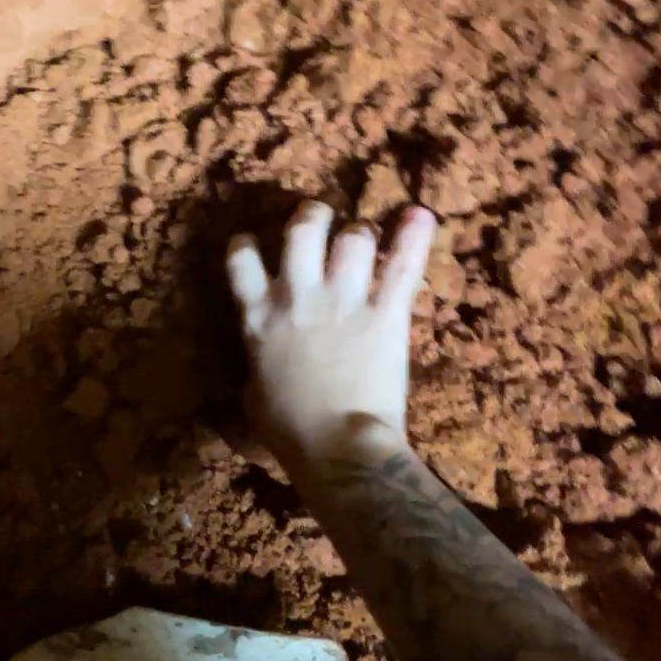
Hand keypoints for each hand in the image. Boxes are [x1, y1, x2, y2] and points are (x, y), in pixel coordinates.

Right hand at [226, 202, 436, 467]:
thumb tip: (264, 361)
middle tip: (318, 217)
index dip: (246, 244)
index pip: (241, 258)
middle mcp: (297, 296)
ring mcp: (343, 300)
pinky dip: (413, 237)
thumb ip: (258, 360)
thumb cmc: (287, 428)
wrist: (338, 446)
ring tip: (362, 238)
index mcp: (257, 315)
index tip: (253, 242)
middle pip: (301, 230)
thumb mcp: (253, 389)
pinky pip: (402, 266)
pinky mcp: (386, 314)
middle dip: (311, 216)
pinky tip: (419, 214)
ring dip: (358, 234)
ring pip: (352, 239)